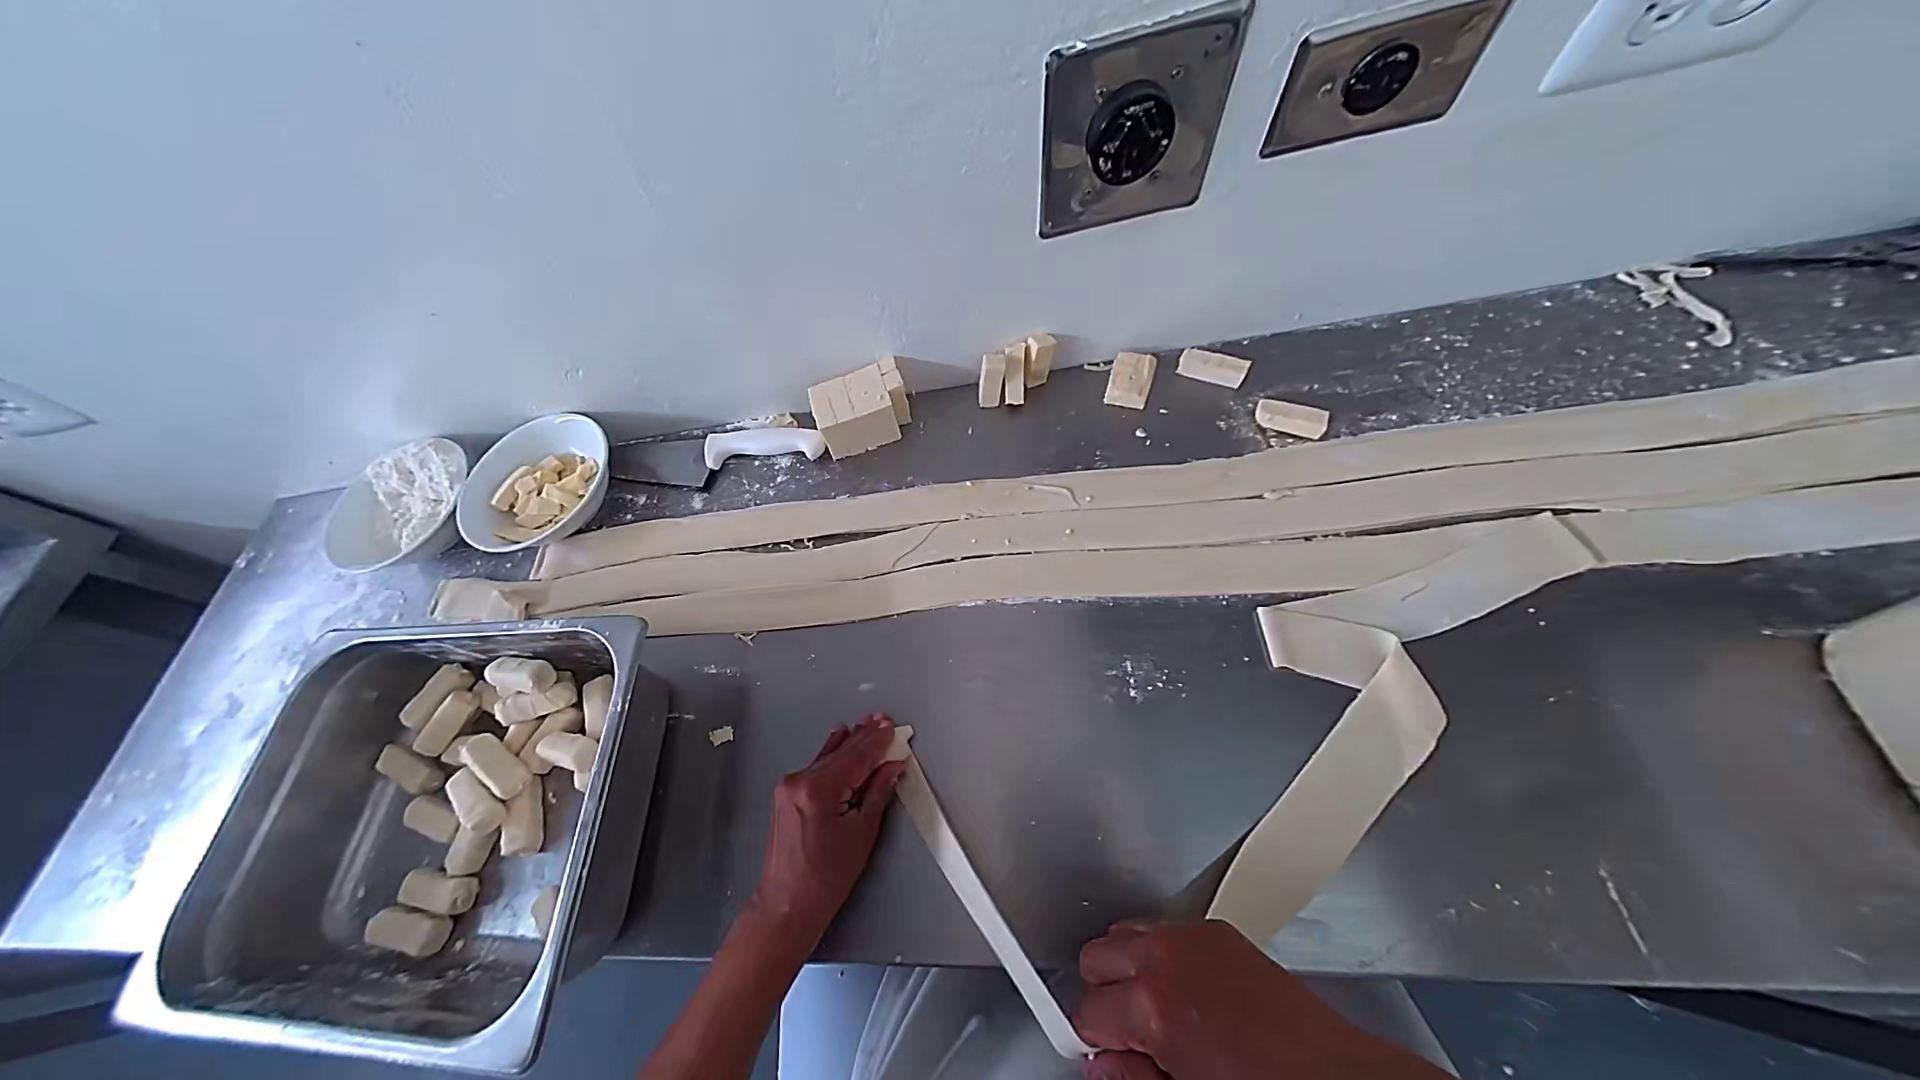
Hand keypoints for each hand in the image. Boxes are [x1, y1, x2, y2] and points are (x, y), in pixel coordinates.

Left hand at [748, 714, 906, 944]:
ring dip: (851, 741)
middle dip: (866, 736)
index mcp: (819, 790)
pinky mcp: (787, 793)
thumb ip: (878, 792)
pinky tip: (840, 737)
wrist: (788, 903)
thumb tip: (890, 767)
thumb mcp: (863, 832)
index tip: (893, 729)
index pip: (858, 757)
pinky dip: (832, 752)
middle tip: (885, 721)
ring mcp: (790, 785)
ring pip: (829, 755)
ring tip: (869, 723)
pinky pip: (816, 765)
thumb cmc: (825, 878)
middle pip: (842, 752)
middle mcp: (800, 781)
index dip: (878, 741)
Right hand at [1075, 919, 1448, 1079]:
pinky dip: (1160, 954)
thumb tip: (1105, 1069)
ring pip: (1124, 934)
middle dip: (1103, 997)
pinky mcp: (1216, 931)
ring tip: (1156, 1012)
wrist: (1339, 1079)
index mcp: (1153, 1005)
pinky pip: (1164, 930)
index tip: (1101, 1052)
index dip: (1091, 1040)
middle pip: (1096, 957)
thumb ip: (1132, 1079)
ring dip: (1128, 969)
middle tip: (1126, 1035)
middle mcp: (1166, 957)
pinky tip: (1184, 993)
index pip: (1085, 1010)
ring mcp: (1192, 937)